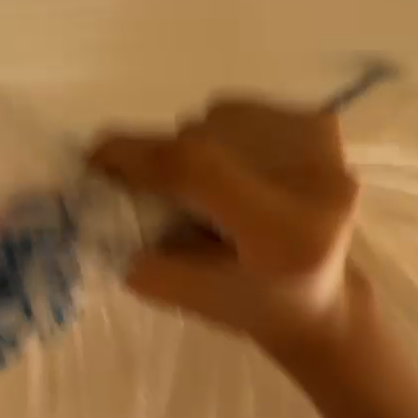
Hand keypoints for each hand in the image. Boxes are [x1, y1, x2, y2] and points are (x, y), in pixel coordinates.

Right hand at [89, 100, 362, 358]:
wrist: (322, 299)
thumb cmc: (254, 307)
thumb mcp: (189, 299)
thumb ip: (143, 257)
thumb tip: (99, 198)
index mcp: (284, 236)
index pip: (199, 170)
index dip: (136, 155)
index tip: (94, 159)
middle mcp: (314, 182)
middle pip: (204, 139)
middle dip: (164, 161)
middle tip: (160, 198)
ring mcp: (323, 148)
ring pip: (219, 116)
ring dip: (195, 146)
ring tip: (211, 189)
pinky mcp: (322, 127)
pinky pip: (243, 110)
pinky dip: (222, 133)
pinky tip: (238, 171)